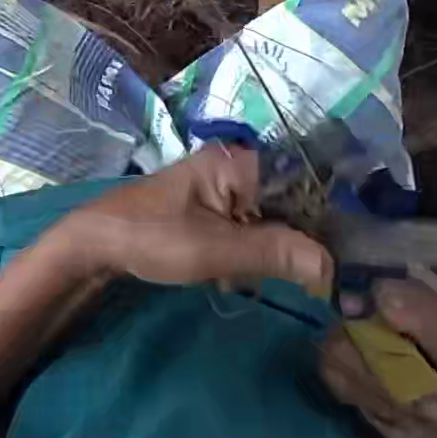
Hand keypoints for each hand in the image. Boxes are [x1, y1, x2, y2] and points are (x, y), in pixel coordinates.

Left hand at [54, 143, 333, 294]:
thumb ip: (274, 253)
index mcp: (238, 161)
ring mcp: (222, 187)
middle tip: (297, 276)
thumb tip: (331, 267)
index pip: (301, 181)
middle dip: (291, 240)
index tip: (340, 255)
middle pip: (287, 201)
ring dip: (267, 251)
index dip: (323, 217)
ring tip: (245, 273)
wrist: (96, 243)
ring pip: (269, 219)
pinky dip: (246, 252)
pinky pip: (247, 227)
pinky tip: (230, 274)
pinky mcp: (211, 208)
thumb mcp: (215, 249)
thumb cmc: (153, 236)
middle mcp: (235, 166)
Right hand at [319, 278, 436, 437]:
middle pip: (347, 303)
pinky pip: (331, 372)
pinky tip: (392, 410)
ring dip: (382, 385)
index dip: (372, 288)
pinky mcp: (339, 367)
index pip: (372, 262)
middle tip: (424, 381)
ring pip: (337, 342)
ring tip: (416, 405)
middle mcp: (374, 300)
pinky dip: (365, 397)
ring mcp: (353, 333)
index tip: (393, 324)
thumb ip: (427, 317)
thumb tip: (375, 294)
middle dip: (385, 355)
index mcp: (411, 282)